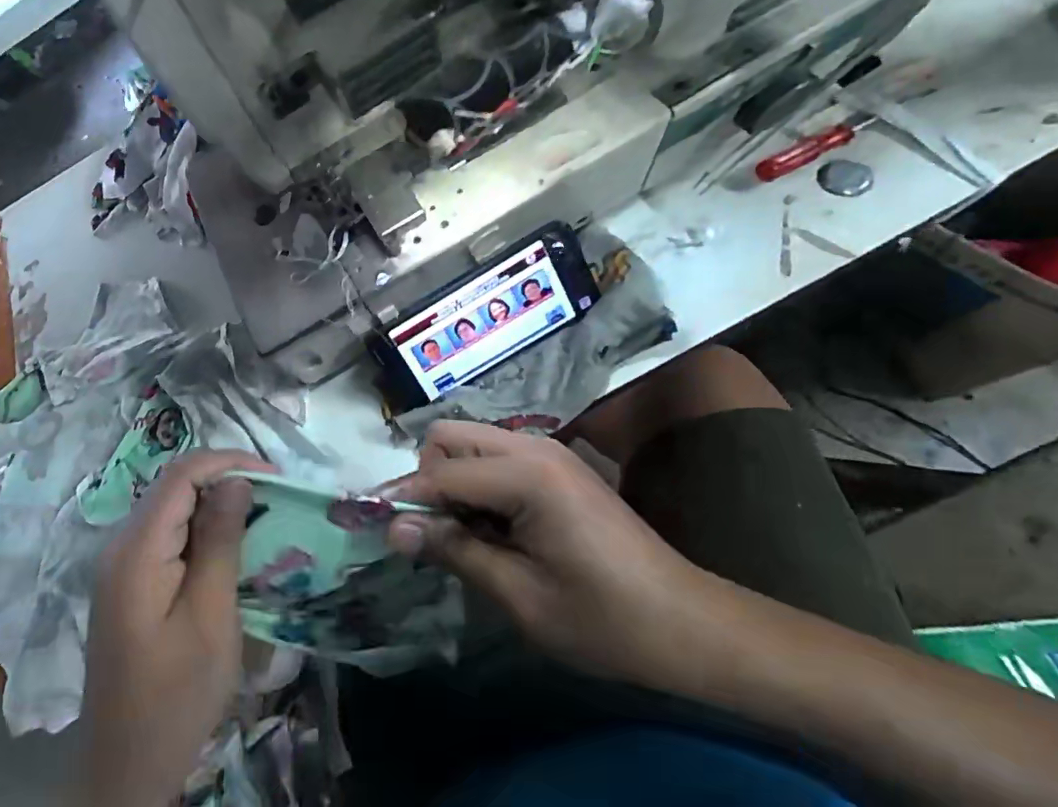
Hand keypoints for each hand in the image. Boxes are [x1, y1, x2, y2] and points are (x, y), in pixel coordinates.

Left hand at [80, 451, 273, 806]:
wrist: (127, 766)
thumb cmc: (176, 695)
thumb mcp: (210, 616)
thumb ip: (220, 541)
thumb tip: (236, 480)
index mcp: (135, 550)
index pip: (181, 474)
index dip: (229, 462)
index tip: (276, 477)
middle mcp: (119, 546)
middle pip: (174, 486)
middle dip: (226, 480)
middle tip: (276, 498)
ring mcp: (120, 565)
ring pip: (173, 509)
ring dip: (217, 505)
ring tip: (263, 517)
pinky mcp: (129, 583)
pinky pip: (168, 536)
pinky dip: (203, 530)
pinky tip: (233, 546)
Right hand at [385, 420, 707, 684]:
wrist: (682, 621)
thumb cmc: (602, 618)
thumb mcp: (520, 595)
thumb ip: (455, 550)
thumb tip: (394, 527)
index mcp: (526, 474)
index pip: (440, 473)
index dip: (402, 500)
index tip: (375, 529)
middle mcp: (533, 447)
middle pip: (450, 437)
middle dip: (428, 479)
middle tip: (435, 535)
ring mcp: (548, 452)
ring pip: (471, 443)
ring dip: (452, 481)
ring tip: (463, 538)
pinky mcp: (557, 466)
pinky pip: (496, 458)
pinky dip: (478, 484)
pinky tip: (492, 529)